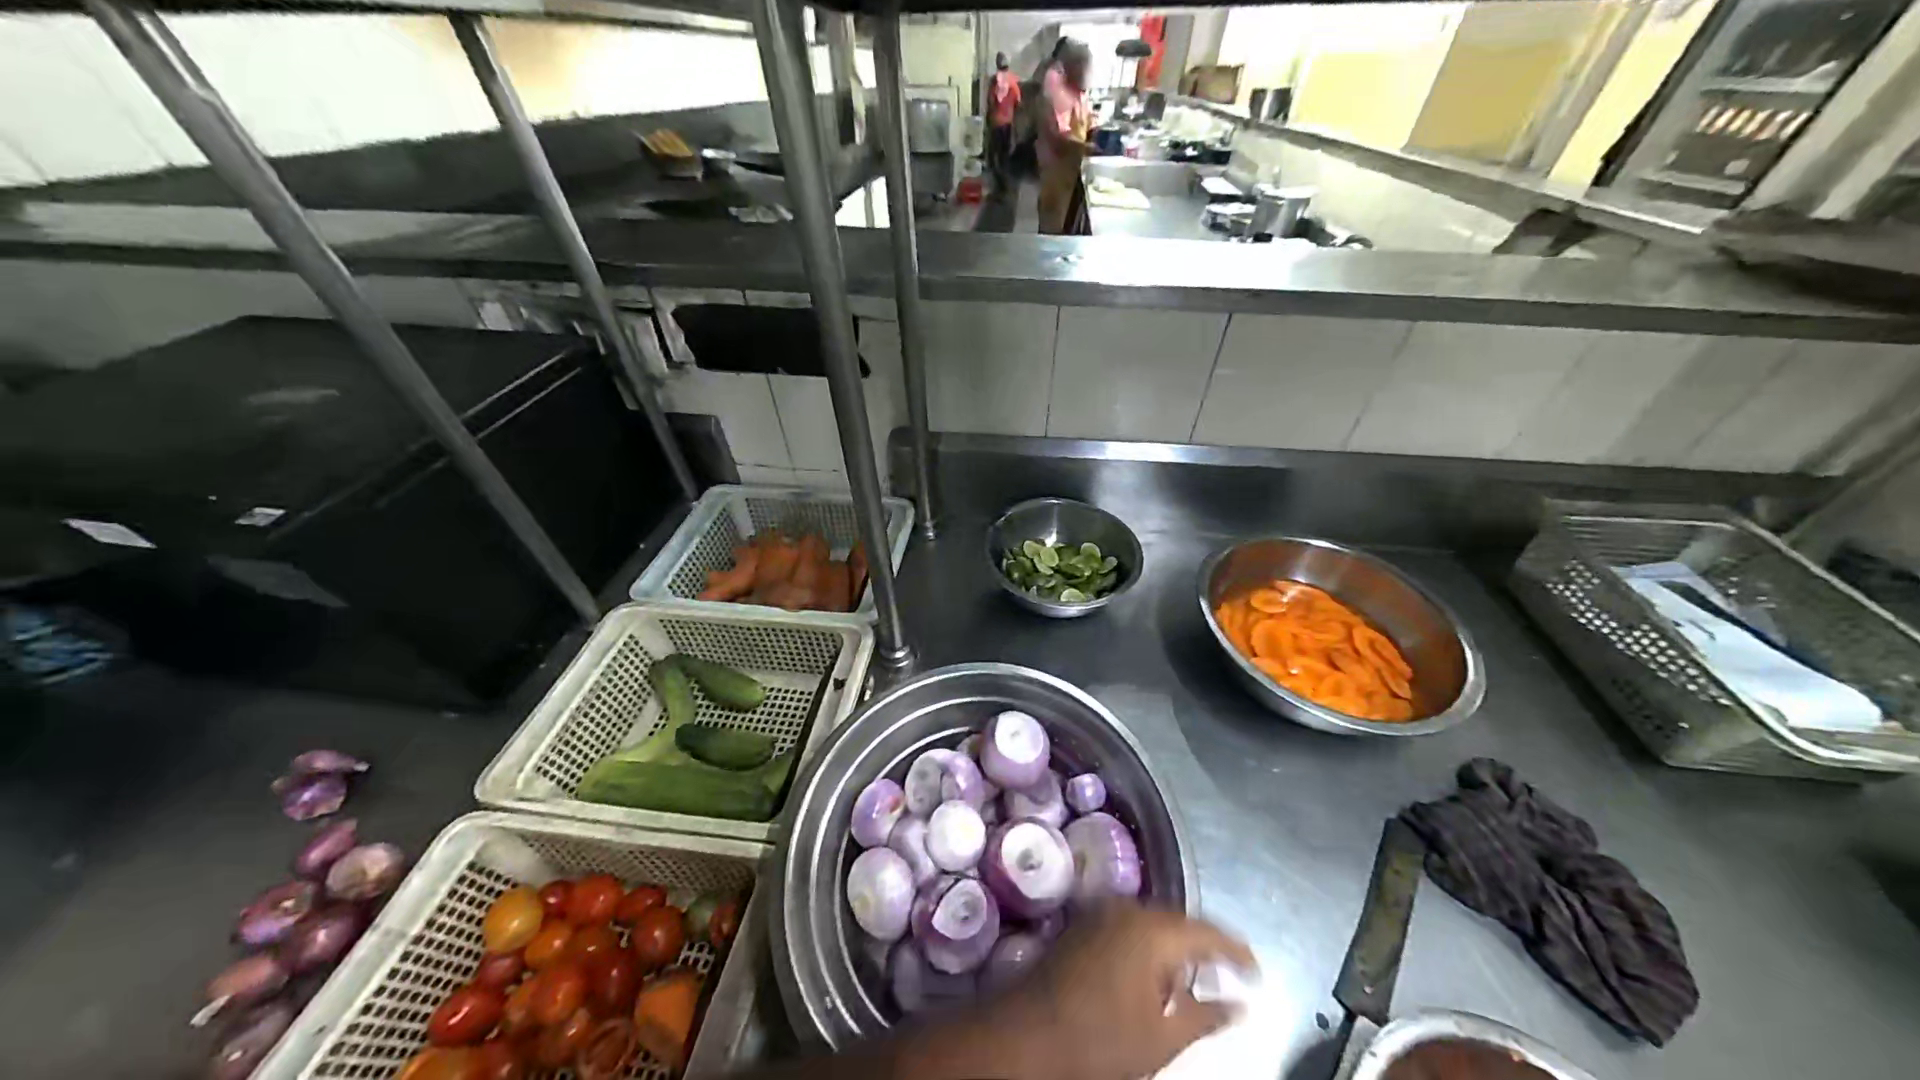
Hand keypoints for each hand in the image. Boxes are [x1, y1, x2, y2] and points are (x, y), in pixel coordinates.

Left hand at [987, 902, 1256, 1079]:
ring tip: (1193, 979)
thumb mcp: (1162, 1038)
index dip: (1236, 952)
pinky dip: (1148, 945)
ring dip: (1174, 946)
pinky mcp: (1083, 924)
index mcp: (1152, 930)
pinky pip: (1128, 925)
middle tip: (1229, 974)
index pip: (1207, 932)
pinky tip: (1153, 974)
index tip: (1257, 971)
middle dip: (1203, 947)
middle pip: (1177, 921)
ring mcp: (1101, 913)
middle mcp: (1127, 909)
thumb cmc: (1100, 1040)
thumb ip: (1204, 1016)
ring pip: (1152, 922)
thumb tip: (1239, 1005)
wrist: (1028, 1035)